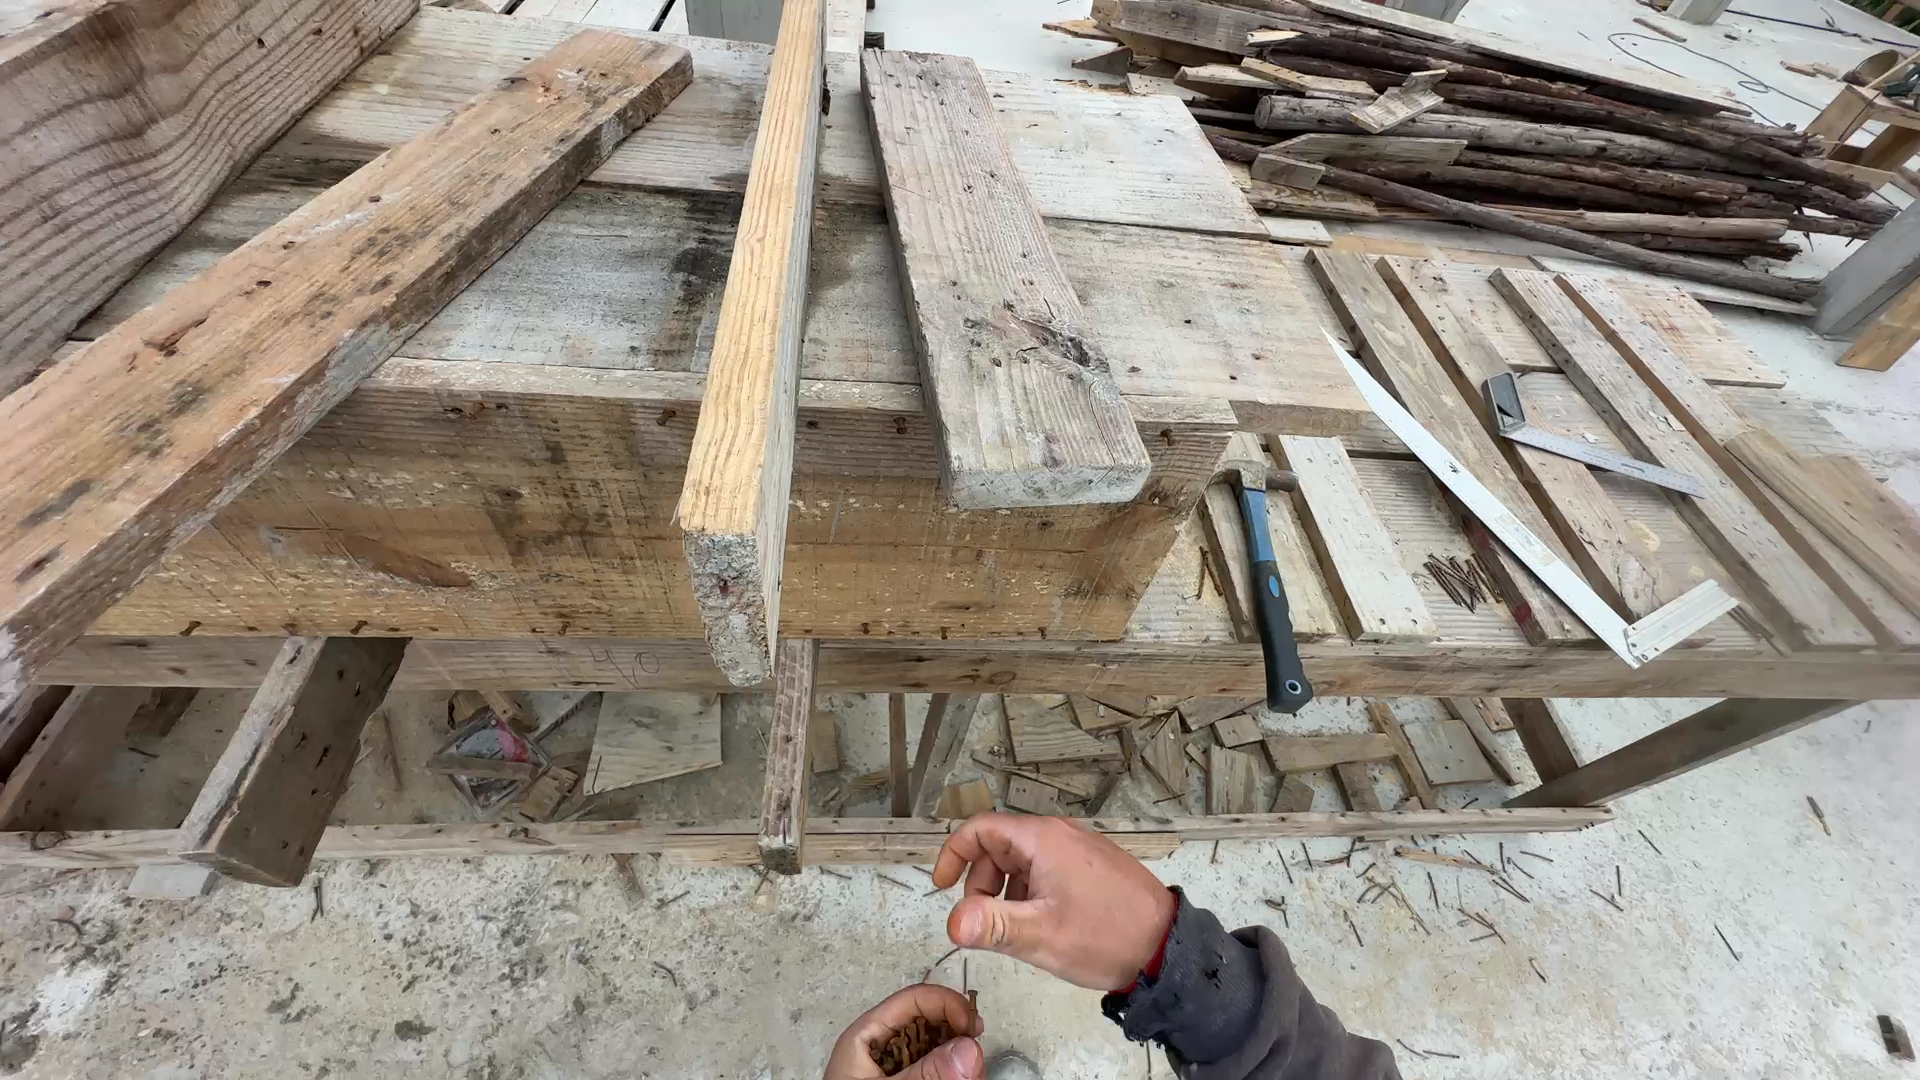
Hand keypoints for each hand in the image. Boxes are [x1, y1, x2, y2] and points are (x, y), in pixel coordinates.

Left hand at [824, 984, 983, 1079]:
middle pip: (930, 1023)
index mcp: (868, 1036)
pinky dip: (950, 1078)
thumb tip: (970, 1049)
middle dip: (956, 1040)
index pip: (913, 999)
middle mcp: (884, 1047)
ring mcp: (897, 1070)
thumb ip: (926, 1075)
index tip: (975, 1029)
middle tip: (976, 1067)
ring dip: (957, 1066)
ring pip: (939, 1050)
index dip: (947, 1004)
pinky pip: (935, 1073)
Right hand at [933, 813, 1175, 990]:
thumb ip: (993, 925)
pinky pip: (1045, 868)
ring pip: (1021, 860)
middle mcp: (1057, 834)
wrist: (1167, 946)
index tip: (940, 886)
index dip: (953, 853)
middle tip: (984, 923)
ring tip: (1017, 929)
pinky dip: (1030, 891)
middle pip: (998, 845)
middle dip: (980, 882)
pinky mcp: (1089, 864)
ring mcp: (1076, 847)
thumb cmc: (1105, 935)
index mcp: (1041, 839)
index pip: (980, 828)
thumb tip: (952, 921)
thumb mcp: (1042, 935)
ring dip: (1006, 891)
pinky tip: (1043, 923)